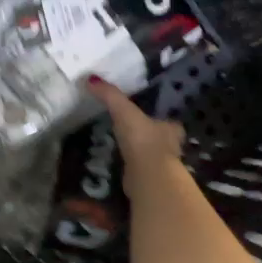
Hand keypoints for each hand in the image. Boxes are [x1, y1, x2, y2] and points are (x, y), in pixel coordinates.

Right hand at [86, 77, 184, 194]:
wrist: (147, 176)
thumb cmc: (142, 140)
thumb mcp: (124, 111)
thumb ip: (110, 95)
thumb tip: (90, 79)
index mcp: (171, 128)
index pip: (167, 121)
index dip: (157, 118)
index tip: (143, 117)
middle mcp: (170, 148)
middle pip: (159, 139)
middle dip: (146, 137)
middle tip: (128, 134)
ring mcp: (161, 168)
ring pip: (149, 158)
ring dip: (136, 155)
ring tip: (117, 151)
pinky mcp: (149, 183)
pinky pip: (137, 174)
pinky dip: (128, 171)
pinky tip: (115, 170)